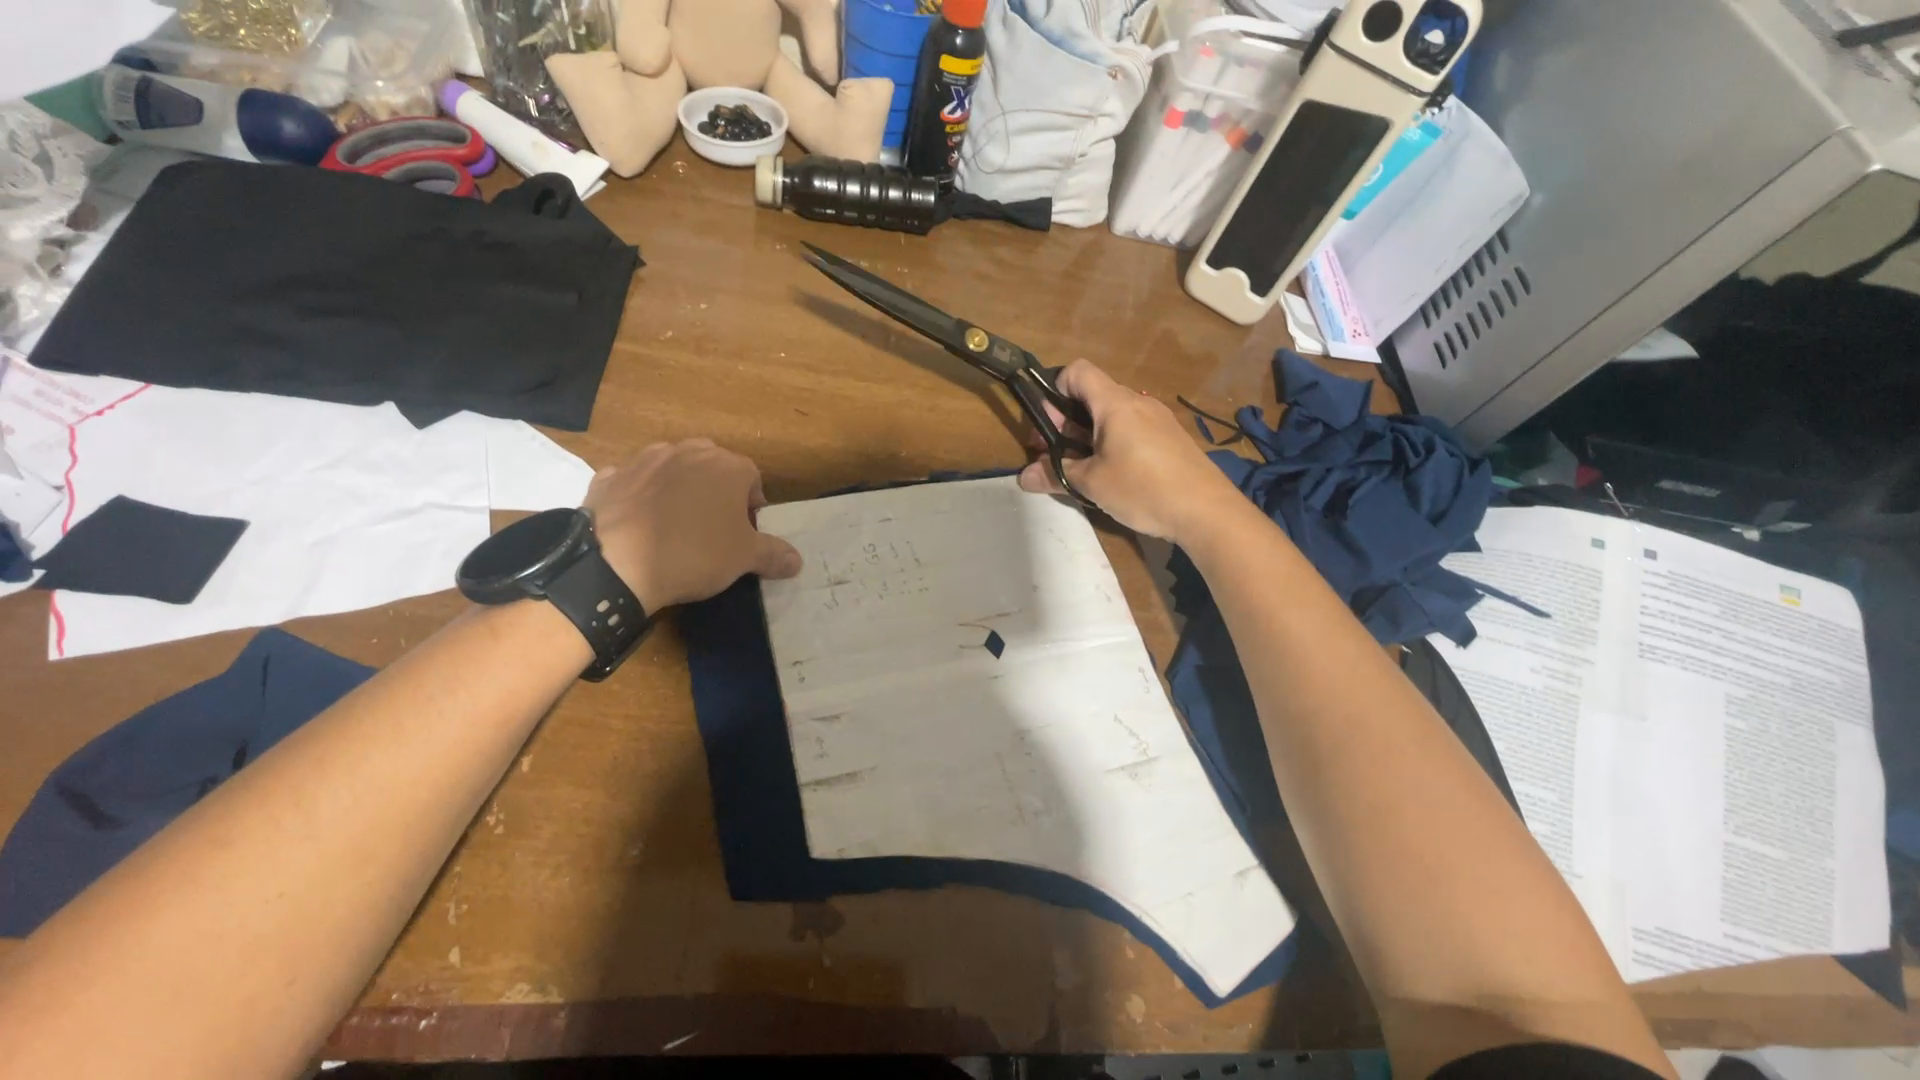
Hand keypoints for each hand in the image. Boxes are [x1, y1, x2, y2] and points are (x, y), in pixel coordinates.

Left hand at [584, 439, 802, 610]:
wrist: (617, 562)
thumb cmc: (695, 553)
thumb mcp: (744, 559)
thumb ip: (774, 554)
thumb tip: (797, 560)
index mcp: (727, 465)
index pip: (752, 478)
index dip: (751, 507)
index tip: (744, 533)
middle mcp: (687, 451)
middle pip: (712, 467)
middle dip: (716, 491)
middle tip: (713, 529)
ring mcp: (644, 460)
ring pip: (672, 470)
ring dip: (678, 490)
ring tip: (675, 526)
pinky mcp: (610, 477)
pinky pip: (634, 483)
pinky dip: (639, 497)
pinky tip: (638, 524)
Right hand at [1017, 361, 1245, 544]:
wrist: (1207, 511)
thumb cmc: (1144, 489)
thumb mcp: (1092, 484)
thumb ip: (1056, 474)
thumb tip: (1024, 477)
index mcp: (1115, 403)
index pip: (1077, 371)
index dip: (1055, 390)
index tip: (1049, 426)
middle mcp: (1138, 402)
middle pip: (1093, 396)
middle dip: (1067, 421)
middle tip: (1057, 455)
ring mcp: (1158, 419)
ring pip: (1113, 416)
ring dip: (1090, 436)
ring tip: (1085, 469)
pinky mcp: (1171, 439)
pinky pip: (1133, 430)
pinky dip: (1115, 443)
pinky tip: (1117, 476)